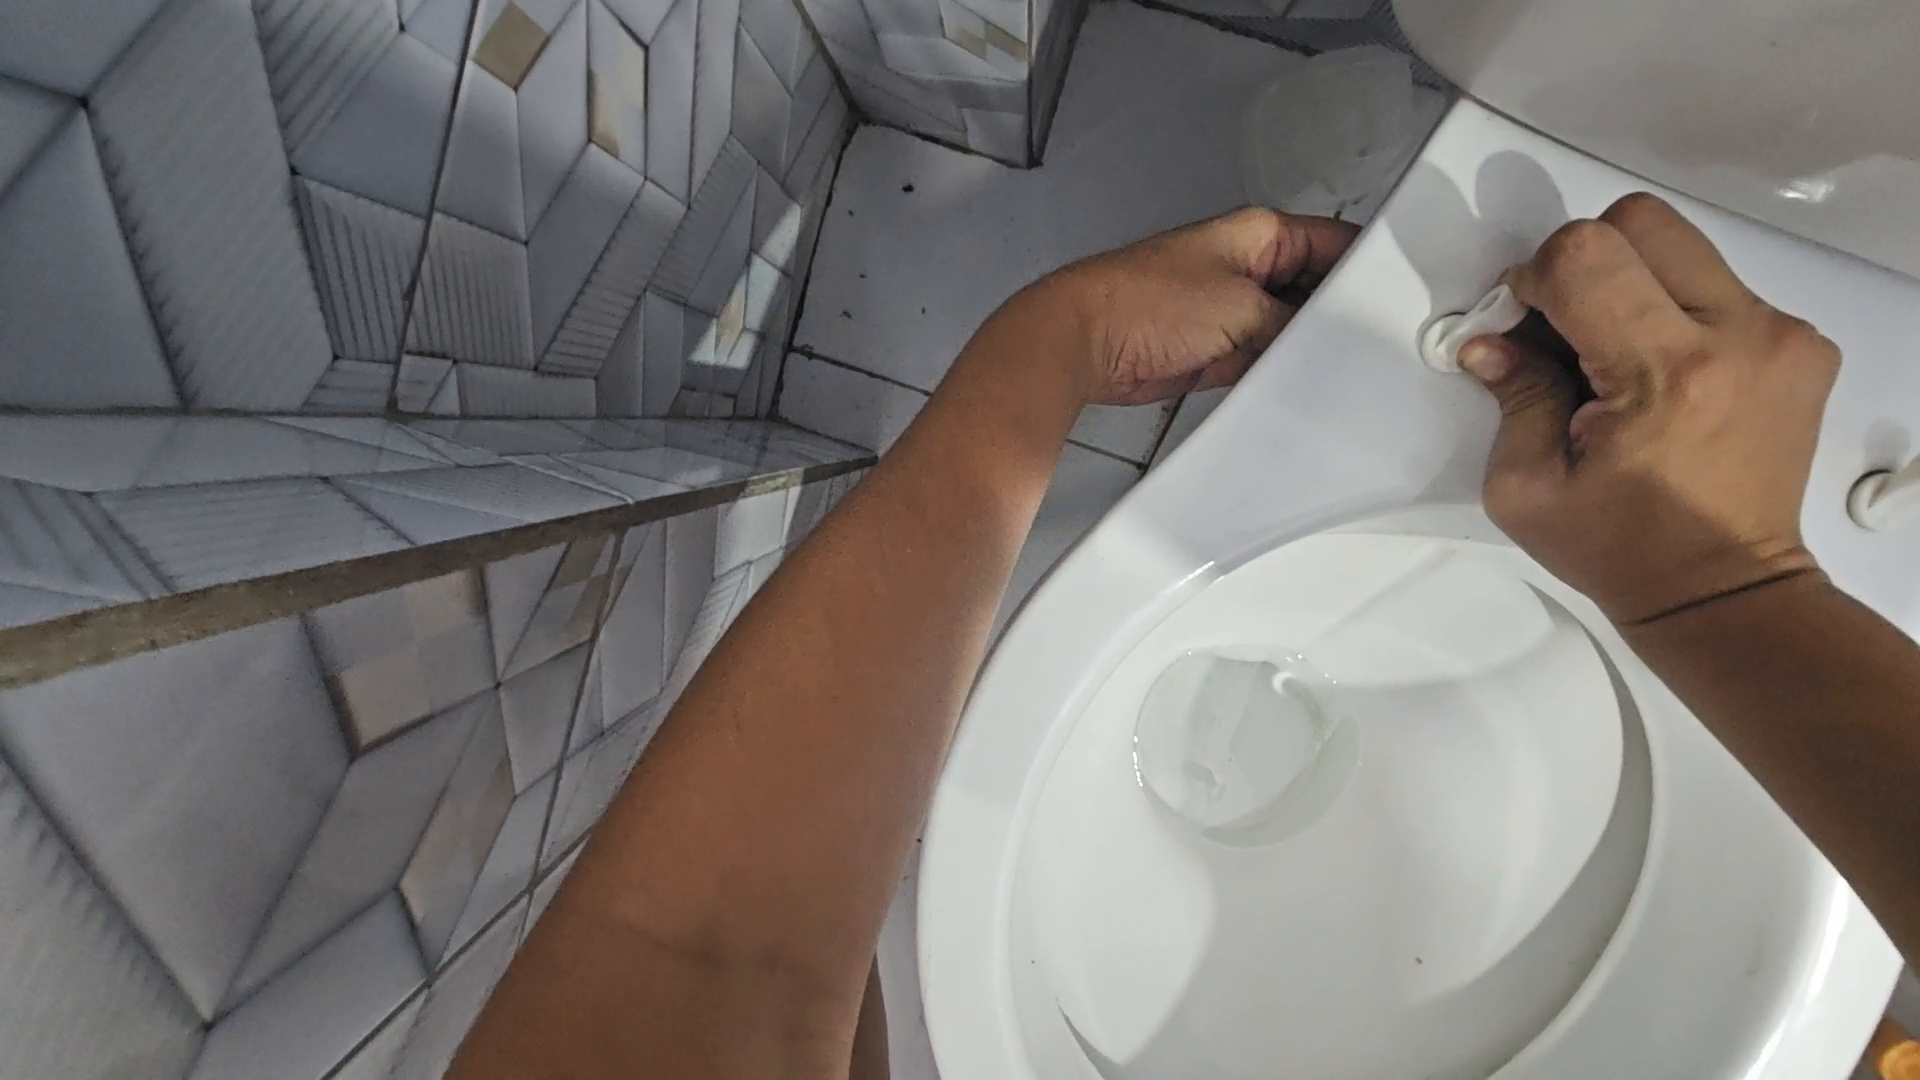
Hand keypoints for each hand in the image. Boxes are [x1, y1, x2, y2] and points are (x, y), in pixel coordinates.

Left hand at [1024, 207, 1358, 405]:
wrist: (1085, 343)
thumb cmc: (1152, 304)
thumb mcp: (1241, 307)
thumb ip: (1291, 322)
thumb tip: (1323, 340)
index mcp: (1261, 235)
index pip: (1335, 245)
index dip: (1369, 273)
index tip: (1403, 306)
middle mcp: (1249, 270)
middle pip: (1313, 292)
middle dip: (1337, 320)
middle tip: (1382, 352)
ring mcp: (1231, 313)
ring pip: (1286, 331)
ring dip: (1305, 352)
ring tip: (1352, 376)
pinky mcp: (1214, 352)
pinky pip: (1258, 360)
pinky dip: (1275, 373)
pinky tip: (1305, 390)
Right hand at [1459, 193, 1839, 624]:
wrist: (1720, 585)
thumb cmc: (1609, 545)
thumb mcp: (1523, 484)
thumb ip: (1513, 397)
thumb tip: (1488, 343)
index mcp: (1665, 374)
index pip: (1587, 256)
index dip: (1530, 280)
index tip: (1513, 330)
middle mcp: (1741, 335)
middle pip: (1641, 222)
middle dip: (1577, 263)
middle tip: (1553, 329)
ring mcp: (1782, 334)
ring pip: (1679, 245)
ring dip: (1620, 284)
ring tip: (1597, 357)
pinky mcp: (1799, 342)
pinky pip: (1713, 284)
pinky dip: (1659, 309)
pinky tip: (1641, 372)